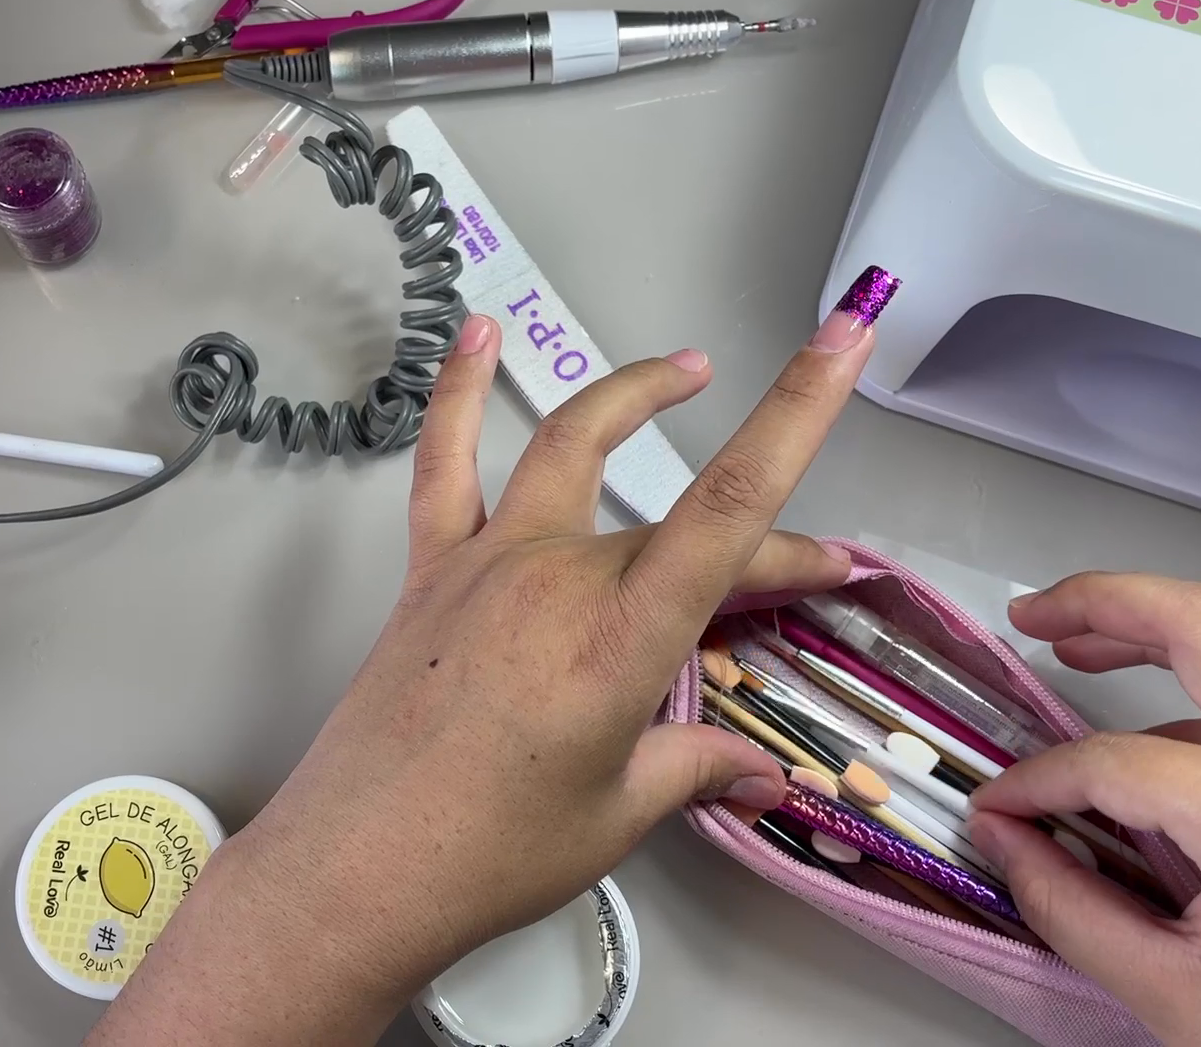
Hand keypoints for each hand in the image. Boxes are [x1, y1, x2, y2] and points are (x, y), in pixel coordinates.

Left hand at [92, 297, 881, 1045]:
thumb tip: (763, 772)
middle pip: (675, 520)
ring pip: (569, 452)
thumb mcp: (616, 813)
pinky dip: (457, 395)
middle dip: (757, 539)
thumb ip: (695, 769)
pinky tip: (473, 336)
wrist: (359, 864)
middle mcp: (556, 577)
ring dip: (631, 399)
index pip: (728, 512)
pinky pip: (443, 463)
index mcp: (618, 641)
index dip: (796, 420)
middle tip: (802, 565)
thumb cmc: (493, 851)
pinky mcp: (431, 566)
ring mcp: (486, 560)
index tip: (841, 351)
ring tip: (684, 369)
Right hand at [970, 573, 1200, 1046]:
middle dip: (1101, 601)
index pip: (1108, 763)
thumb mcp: (1169, 993)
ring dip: (1153, 623)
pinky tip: (1151, 718)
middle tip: (1028, 614)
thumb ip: (1059, 899)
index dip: (1033, 782)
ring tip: (1074, 636)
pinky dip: (1198, 674)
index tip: (997, 813)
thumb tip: (996, 831)